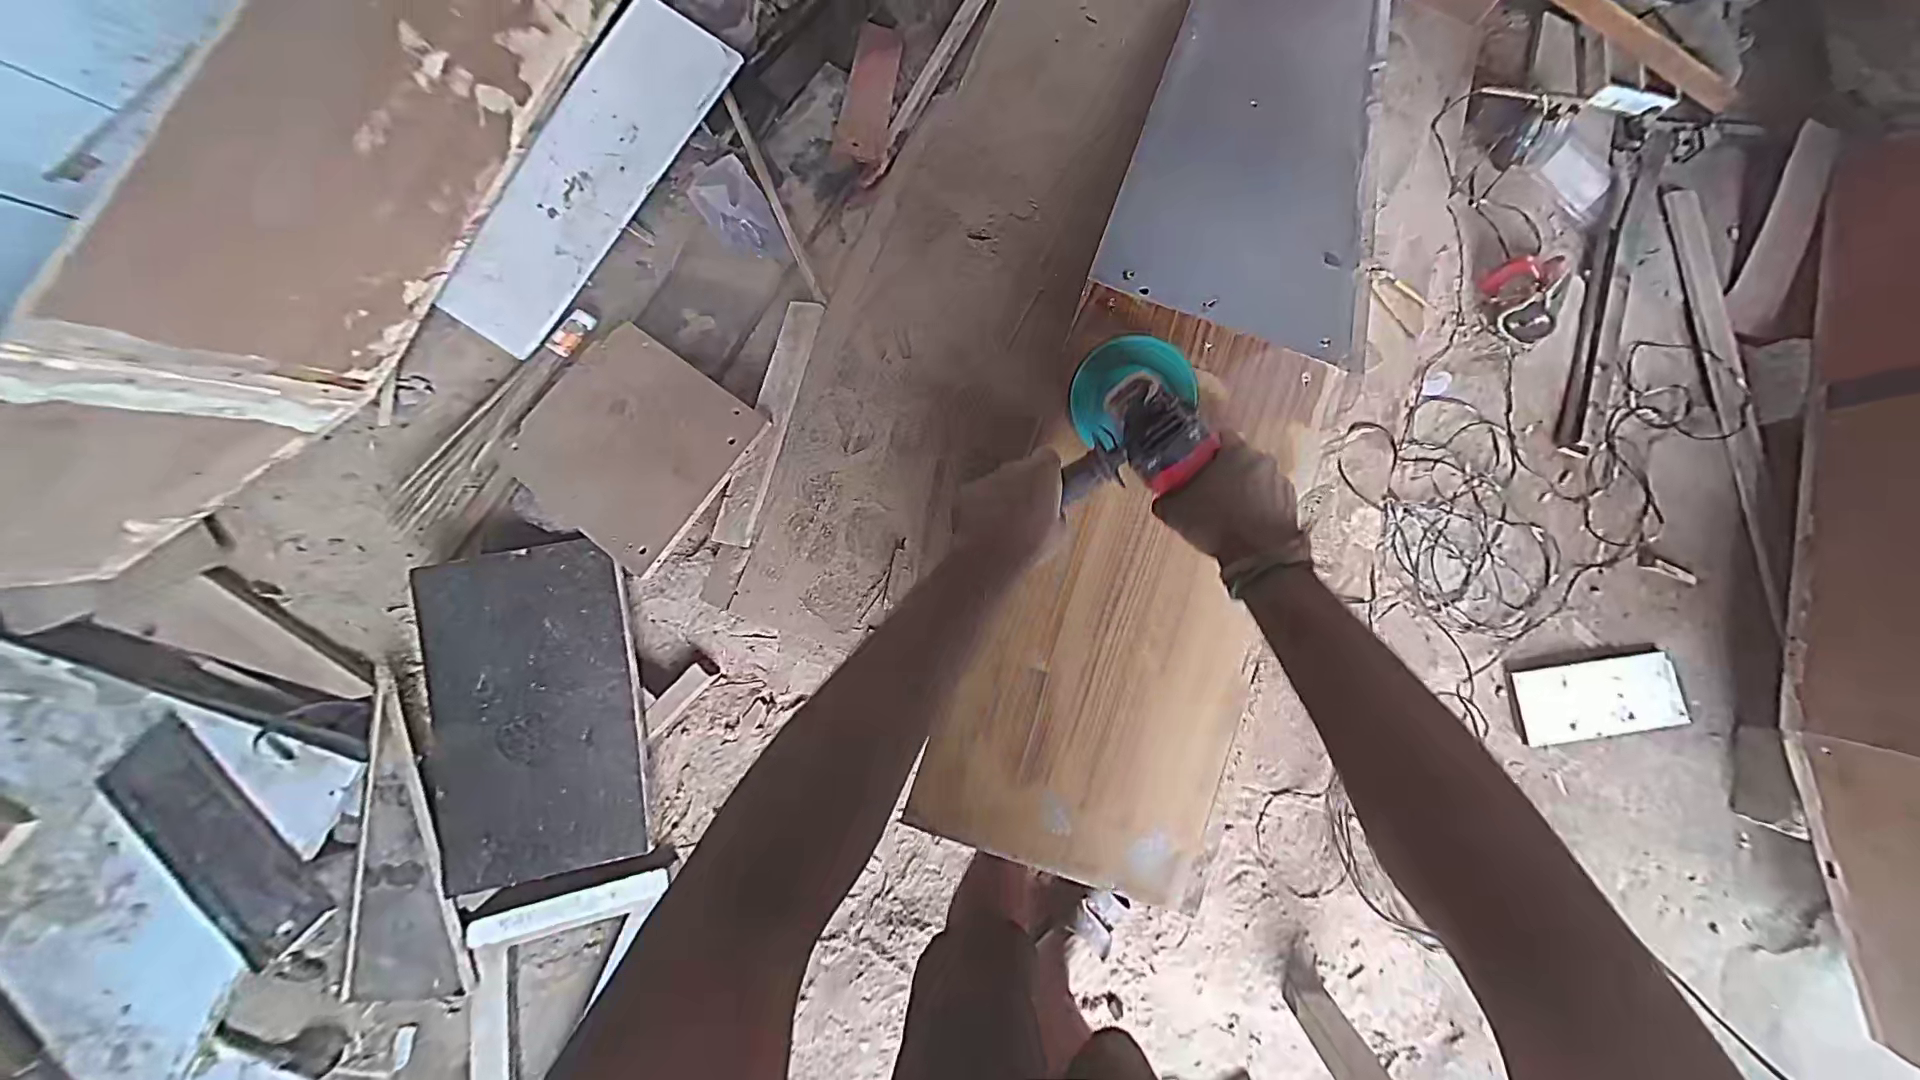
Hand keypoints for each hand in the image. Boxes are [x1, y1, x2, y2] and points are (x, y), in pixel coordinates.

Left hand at [953, 447, 1064, 571]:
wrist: (987, 557)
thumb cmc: (1027, 544)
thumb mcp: (1059, 531)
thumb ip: (1056, 511)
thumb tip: (1053, 514)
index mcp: (1042, 471)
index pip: (1048, 456)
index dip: (1049, 473)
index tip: (1050, 489)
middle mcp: (1014, 467)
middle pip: (1022, 469)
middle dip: (1025, 486)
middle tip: (1029, 514)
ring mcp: (987, 478)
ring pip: (999, 483)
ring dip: (1003, 499)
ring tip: (1006, 528)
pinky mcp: (966, 491)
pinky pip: (978, 496)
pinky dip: (981, 509)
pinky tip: (986, 531)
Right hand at [1151, 431, 1306, 567]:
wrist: (1259, 555)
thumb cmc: (1217, 523)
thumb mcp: (1175, 512)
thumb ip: (1165, 498)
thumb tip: (1161, 498)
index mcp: (1234, 451)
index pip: (1218, 436)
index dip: (1202, 451)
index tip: (1192, 465)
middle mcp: (1261, 459)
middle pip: (1237, 458)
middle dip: (1222, 471)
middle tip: (1204, 490)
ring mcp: (1279, 480)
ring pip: (1253, 477)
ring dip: (1240, 488)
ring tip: (1223, 511)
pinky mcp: (1290, 502)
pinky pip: (1267, 497)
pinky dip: (1255, 505)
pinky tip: (1241, 523)